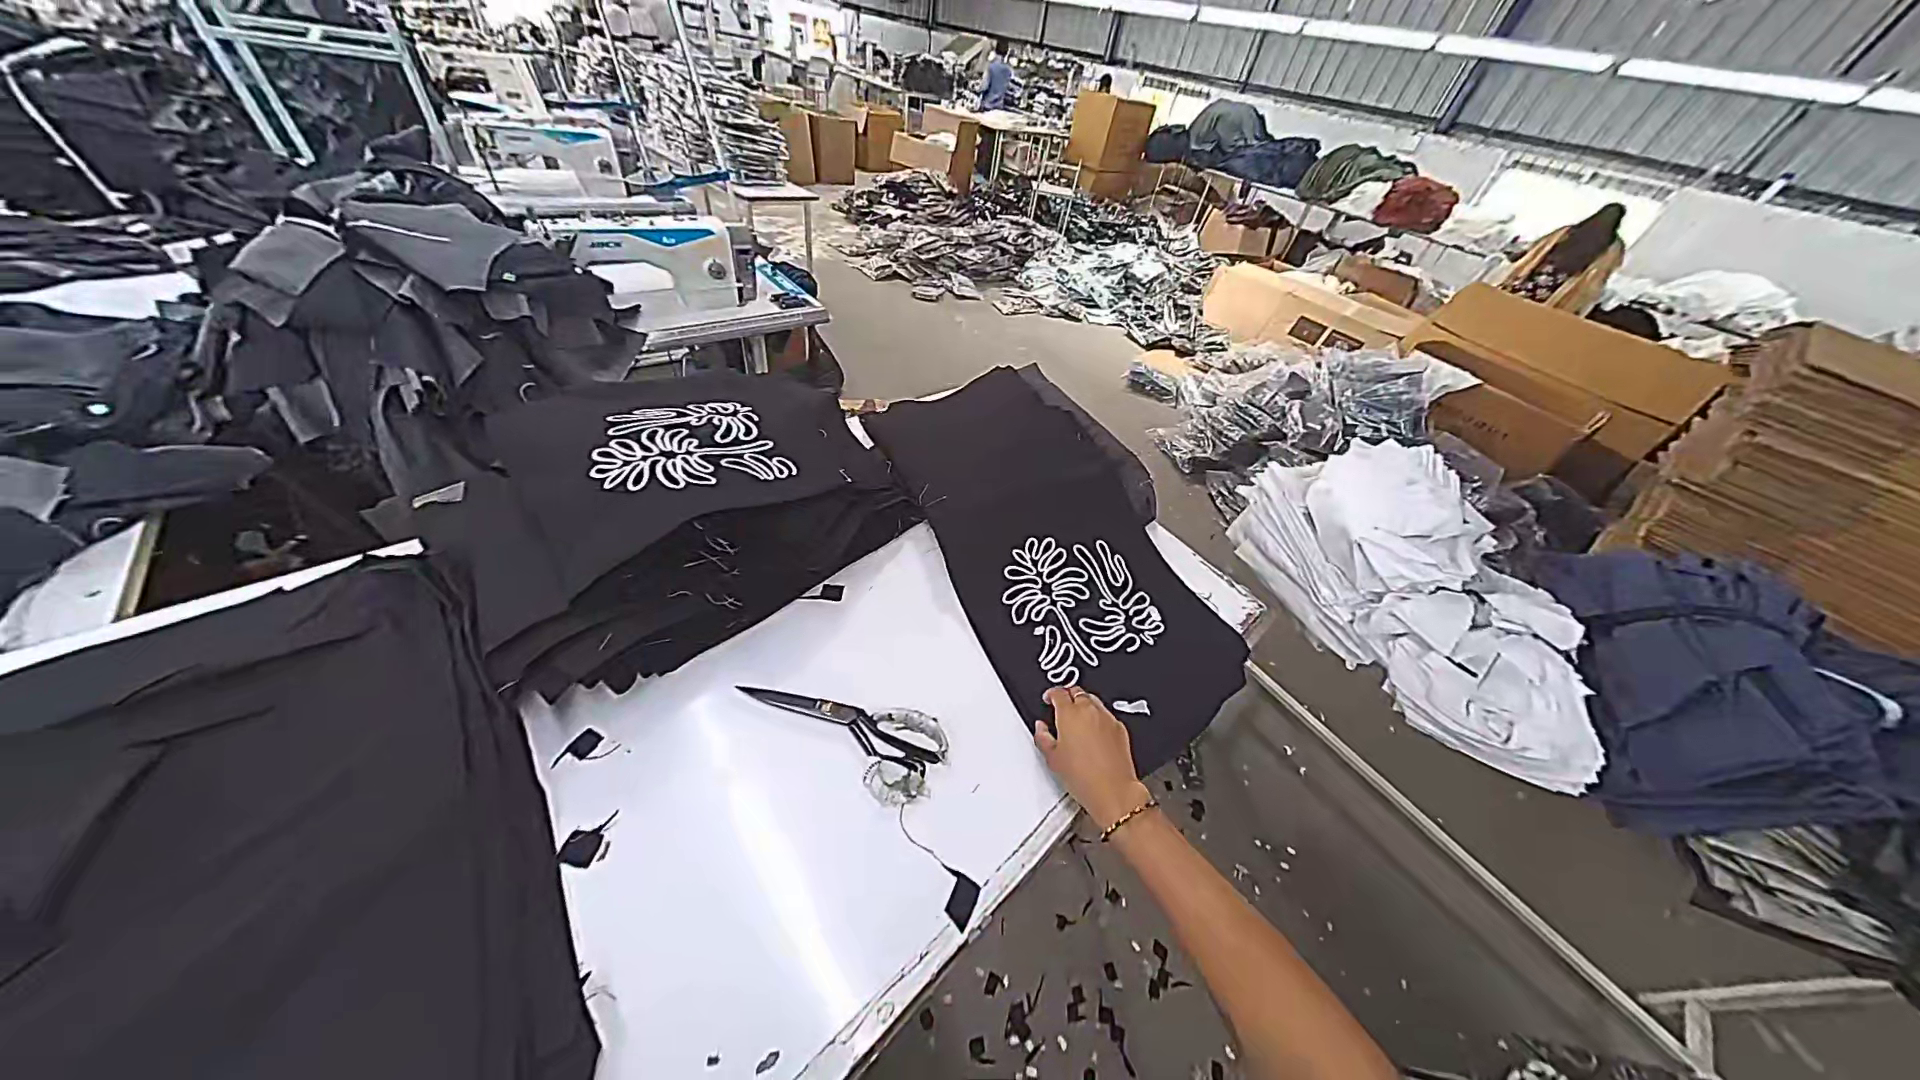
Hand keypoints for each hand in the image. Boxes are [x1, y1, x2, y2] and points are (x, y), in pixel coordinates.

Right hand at [1034, 686, 1153, 832]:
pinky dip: (1098, 719)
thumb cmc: (1084, 777)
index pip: (1058, 692)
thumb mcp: (1052, 758)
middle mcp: (1090, 711)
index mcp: (1070, 714)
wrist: (1113, 790)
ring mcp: (1107, 718)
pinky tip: (1094, 734)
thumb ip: (1042, 737)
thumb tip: (1041, 728)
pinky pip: (1107, 715)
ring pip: (1093, 701)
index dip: (1051, 693)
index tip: (1049, 698)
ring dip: (1084, 706)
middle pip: (1077, 692)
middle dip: (1068, 697)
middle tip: (1062, 708)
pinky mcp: (1120, 728)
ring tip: (1078, 722)